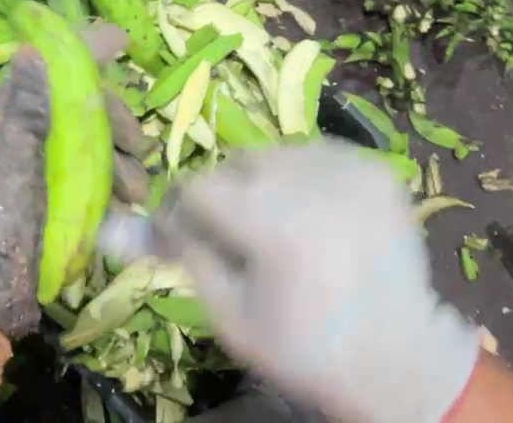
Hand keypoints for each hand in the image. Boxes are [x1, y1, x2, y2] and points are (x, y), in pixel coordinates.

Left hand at [0, 22, 127, 422]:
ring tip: (137, 191)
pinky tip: (129, 208)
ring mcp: (40, 169)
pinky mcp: (53, 201)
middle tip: (139, 144)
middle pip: (80, 105)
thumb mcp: (10, 160)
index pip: (47, 63)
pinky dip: (115, 188)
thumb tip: (34, 47)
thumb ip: (27, 105)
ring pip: (92, 144)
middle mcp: (24, 134)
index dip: (84, 48)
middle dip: (116, 118)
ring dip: (123, 160)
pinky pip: (93, 180)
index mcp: (7, 115)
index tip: (122, 41)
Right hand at [152, 141, 484, 422]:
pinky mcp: (376, 167)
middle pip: (236, 164)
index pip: (198, 187)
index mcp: (271, 222)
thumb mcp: (231, 316)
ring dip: (265, 181)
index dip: (187, 211)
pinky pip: (317, 154)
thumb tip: (111, 228)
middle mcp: (310, 180)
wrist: (401, 359)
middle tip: (241, 239)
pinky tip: (318, 216)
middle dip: (228, 196)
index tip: (189, 235)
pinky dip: (306, 177)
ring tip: (283, 228)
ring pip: (275, 154)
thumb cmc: (305, 348)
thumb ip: (180, 257)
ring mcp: (350, 167)